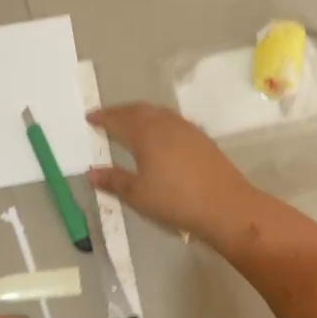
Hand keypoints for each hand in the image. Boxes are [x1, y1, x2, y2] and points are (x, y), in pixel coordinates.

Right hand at [87, 104, 260, 239]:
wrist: (226, 207)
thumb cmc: (175, 201)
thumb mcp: (138, 195)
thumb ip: (113, 180)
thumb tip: (91, 173)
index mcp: (146, 134)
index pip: (119, 119)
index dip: (103, 118)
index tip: (90, 118)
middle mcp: (166, 125)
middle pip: (139, 111)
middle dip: (121, 112)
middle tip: (107, 117)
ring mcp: (187, 129)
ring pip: (158, 113)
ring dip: (141, 114)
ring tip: (130, 122)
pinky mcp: (202, 139)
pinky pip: (173, 121)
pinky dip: (158, 121)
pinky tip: (160, 134)